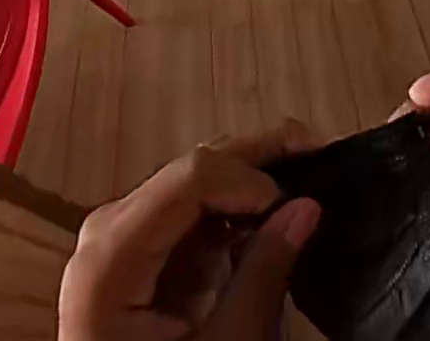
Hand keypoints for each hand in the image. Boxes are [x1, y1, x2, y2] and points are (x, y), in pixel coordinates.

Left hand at [59, 123, 322, 340]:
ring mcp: (122, 232)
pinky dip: (236, 206)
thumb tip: (308, 206)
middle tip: (319, 152)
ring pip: (199, 177)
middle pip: (195, 168)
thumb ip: (262, 277)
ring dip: (253, 178)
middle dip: (260, 157)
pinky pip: (195, 204)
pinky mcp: (140, 246)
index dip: (250, 177)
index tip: (296, 202)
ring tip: (302, 181)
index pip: (191, 178)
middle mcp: (110, 227)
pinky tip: (268, 217)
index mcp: (114, 256)